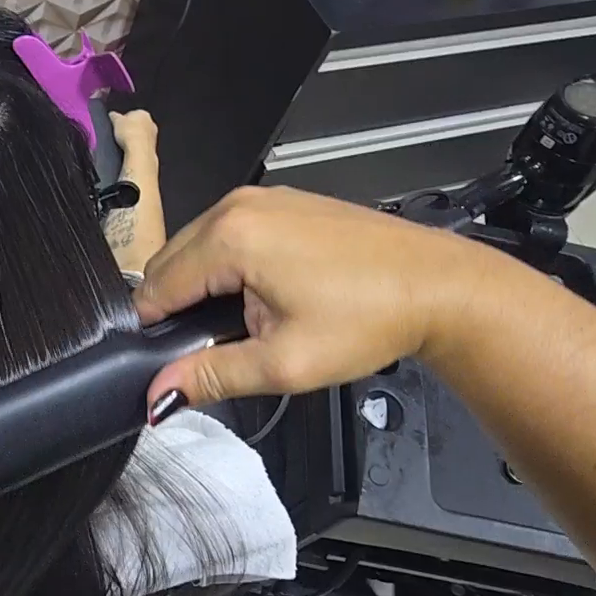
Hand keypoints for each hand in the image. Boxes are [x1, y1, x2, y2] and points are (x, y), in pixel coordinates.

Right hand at [109, 110, 157, 171]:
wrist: (139, 151)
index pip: (131, 114)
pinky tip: (131, 150)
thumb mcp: (116, 121)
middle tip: (120, 136)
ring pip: (141, 135)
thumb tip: (112, 114)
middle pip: (137, 125)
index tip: (117, 126)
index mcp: (142, 113)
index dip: (123, 121)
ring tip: (125, 144)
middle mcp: (150, 122)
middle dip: (130, 129)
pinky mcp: (153, 146)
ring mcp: (153, 135)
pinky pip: (143, 145)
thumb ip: (114, 116)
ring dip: (134, 138)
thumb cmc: (129, 134)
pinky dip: (138, 146)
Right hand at [134, 186, 506, 407]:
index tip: (179, 358)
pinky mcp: (279, 201)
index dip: (156, 331)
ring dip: (201, 286)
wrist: (440, 287)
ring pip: (193, 248)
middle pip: (168, 264)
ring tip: (245, 320)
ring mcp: (260, 197)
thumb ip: (210, 377)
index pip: (155, 288)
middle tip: (219, 344)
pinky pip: (224, 234)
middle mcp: (237, 206)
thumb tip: (157, 398)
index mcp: (230, 238)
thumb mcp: (283, 364)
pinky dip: (224, 266)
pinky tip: (258, 293)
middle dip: (178, 306)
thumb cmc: (371, 320)